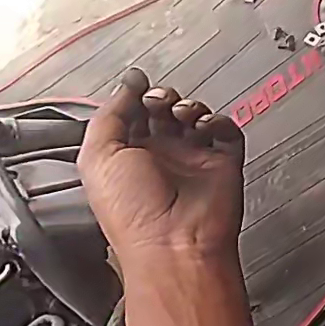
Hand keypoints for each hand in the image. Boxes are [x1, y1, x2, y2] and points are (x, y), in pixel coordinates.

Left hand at [80, 68, 246, 267]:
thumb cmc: (133, 211)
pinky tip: (205, 126)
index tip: (137, 83)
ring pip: (197, 117)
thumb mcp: (98, 156)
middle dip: (163, 98)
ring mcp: (194, 160)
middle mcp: (161, 157)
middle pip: (165, 112)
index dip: (135, 96)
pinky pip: (227, 132)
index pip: (133, 115)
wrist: (174, 242)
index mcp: (127, 157)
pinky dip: (218, 121)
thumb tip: (128, 85)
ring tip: (182, 115)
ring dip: (189, 107)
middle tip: (160, 102)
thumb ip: (109, 114)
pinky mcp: (223, 164)